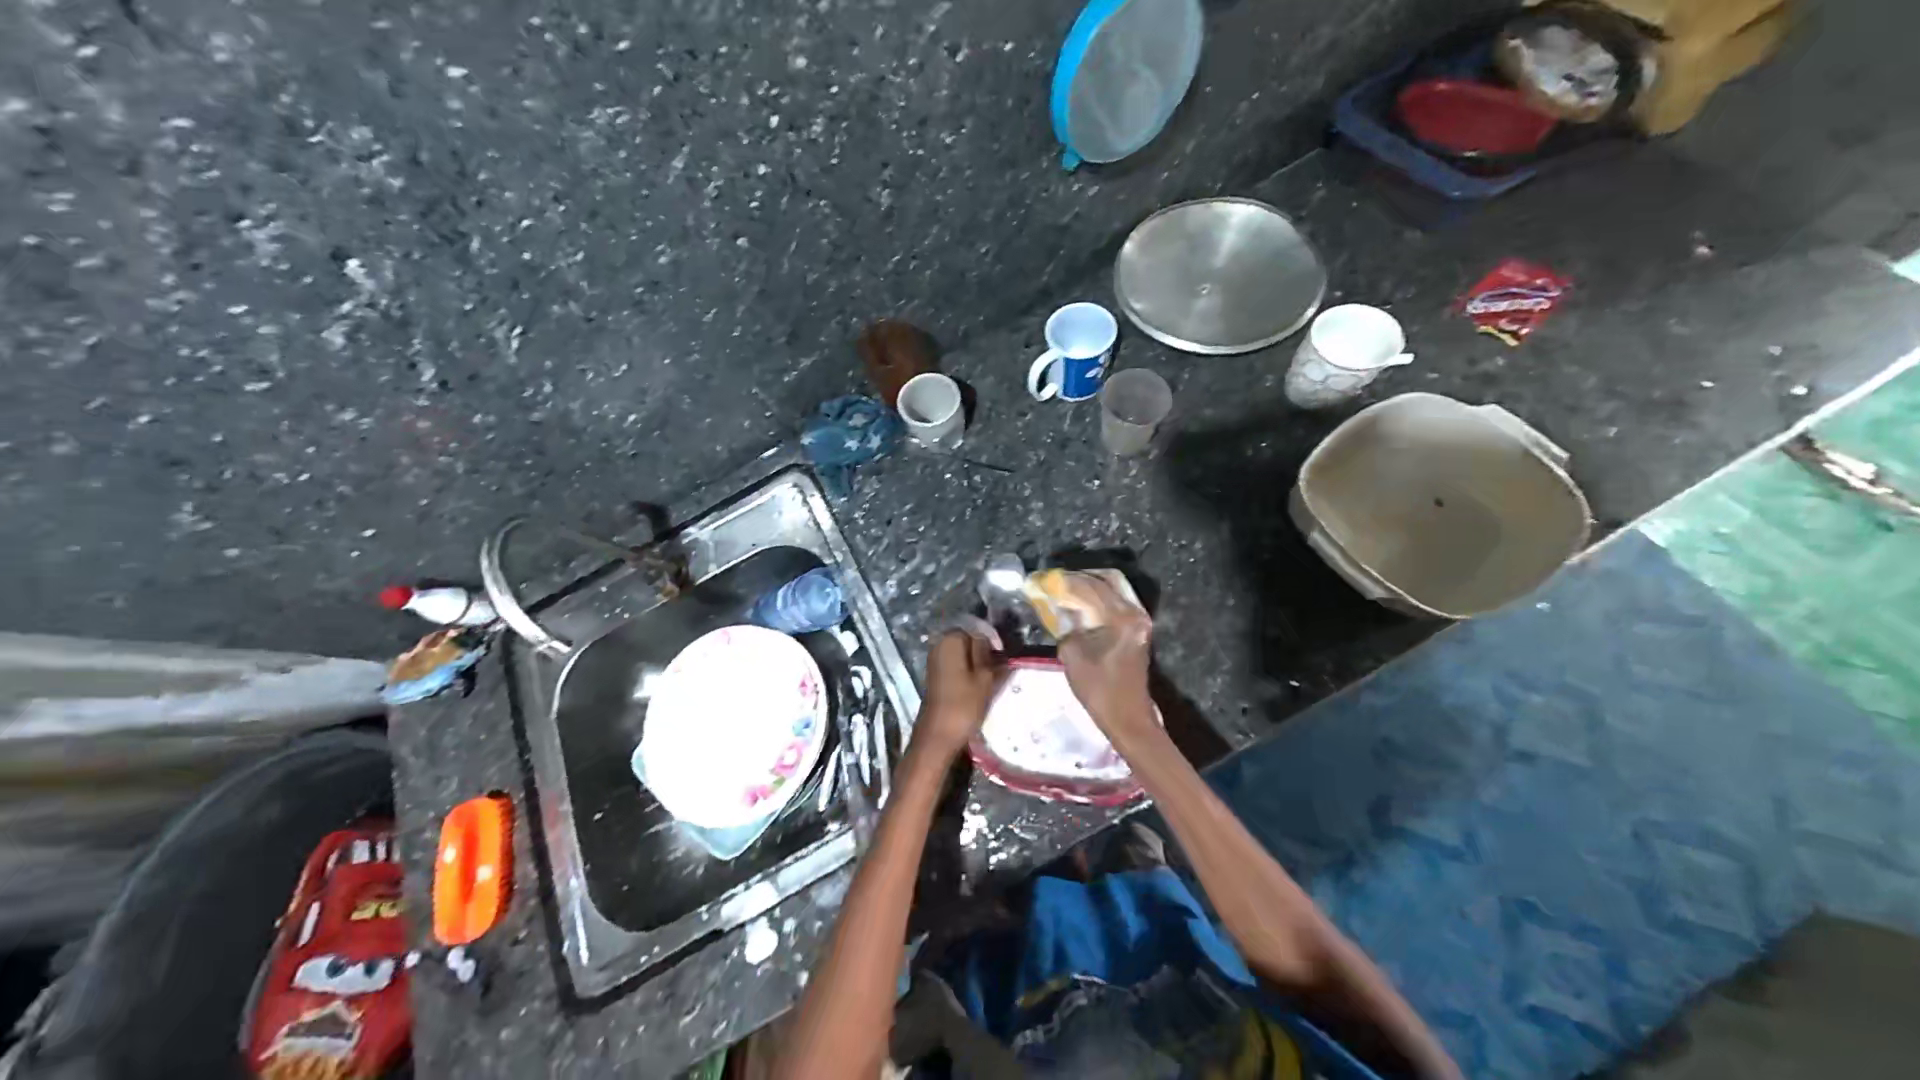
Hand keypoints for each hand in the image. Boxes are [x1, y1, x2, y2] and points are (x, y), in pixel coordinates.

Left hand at [916, 630, 1001, 755]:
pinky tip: (977, 686)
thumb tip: (991, 640)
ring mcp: (935, 660)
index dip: (992, 641)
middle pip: (968, 641)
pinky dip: (967, 672)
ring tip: (990, 679)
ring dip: (977, 663)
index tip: (1003, 657)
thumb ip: (988, 654)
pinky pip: (956, 665)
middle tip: (999, 669)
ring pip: (963, 654)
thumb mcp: (984, 677)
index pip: (976, 629)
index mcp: (950, 640)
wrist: (938, 735)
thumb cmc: (964, 704)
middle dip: (984, 652)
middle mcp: (939, 645)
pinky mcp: (935, 675)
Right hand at [1054, 573, 1154, 740]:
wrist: (1127, 716)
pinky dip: (1099, 595)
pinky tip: (1081, 602)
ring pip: (1114, 586)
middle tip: (1056, 581)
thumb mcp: (1071, 654)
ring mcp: (1140, 618)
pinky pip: (1118, 598)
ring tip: (1066, 589)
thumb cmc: (1098, 690)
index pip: (1088, 587)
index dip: (1063, 581)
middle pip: (1106, 578)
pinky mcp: (1138, 626)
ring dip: (1090, 583)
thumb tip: (1056, 604)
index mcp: (1118, 617)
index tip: (1043, 580)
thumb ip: (1065, 623)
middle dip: (1079, 577)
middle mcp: (1133, 611)